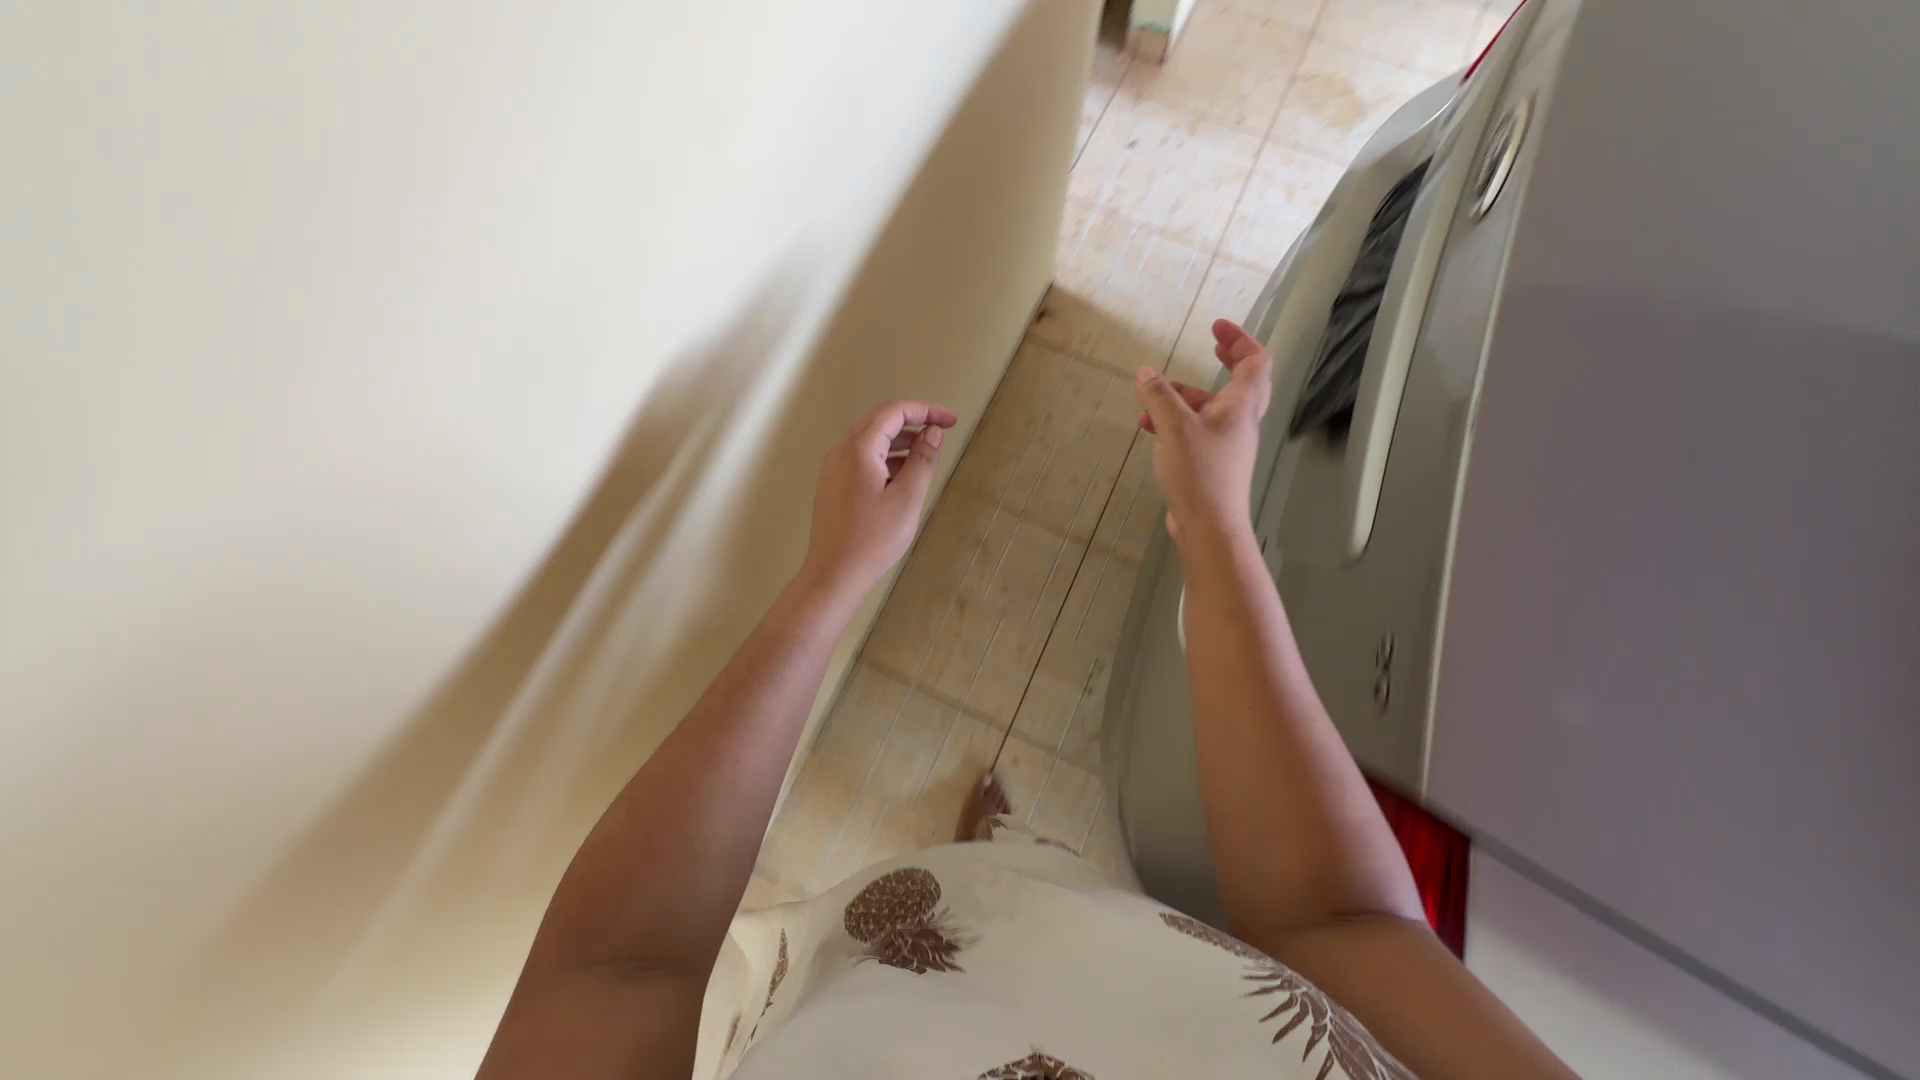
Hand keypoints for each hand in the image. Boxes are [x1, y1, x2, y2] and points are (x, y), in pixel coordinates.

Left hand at [800, 400, 958, 595]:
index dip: (925, 410)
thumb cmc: (874, 538)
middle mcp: (842, 452)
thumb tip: (932, 433)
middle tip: (941, 429)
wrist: (835, 572)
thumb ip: (923, 460)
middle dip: (912, 420)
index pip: (893, 412)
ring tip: (926, 452)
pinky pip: (861, 458)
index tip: (951, 420)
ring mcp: (834, 469)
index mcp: (859, 449)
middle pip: (878, 420)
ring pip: (869, 439)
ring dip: (899, 439)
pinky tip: (902, 474)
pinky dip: (885, 456)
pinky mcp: (834, 486)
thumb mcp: (908, 498)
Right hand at [1135, 319, 1272, 545]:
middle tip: (1211, 346)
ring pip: (1211, 409)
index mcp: (1241, 406)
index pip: (1256, 361)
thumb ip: (1159, 396)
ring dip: (1185, 396)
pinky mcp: (1212, 464)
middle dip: (1227, 360)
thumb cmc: (1199, 472)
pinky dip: (1176, 422)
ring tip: (1152, 396)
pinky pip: (1196, 431)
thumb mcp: (1174, 427)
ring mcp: (1227, 445)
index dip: (1240, 339)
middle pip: (1243, 382)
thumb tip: (1146, 372)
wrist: (1209, 525)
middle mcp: (1240, 422)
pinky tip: (1149, 427)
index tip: (1216, 328)